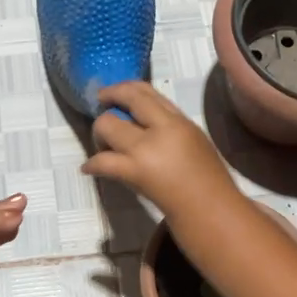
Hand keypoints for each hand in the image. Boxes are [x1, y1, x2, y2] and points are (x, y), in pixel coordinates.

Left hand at [80, 81, 244, 222]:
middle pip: (121, 105)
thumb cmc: (204, 173)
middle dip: (107, 111)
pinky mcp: (132, 173)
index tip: (108, 94)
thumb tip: (139, 111)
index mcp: (176, 120)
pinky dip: (92, 163)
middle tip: (106, 123)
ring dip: (99, 135)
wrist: (206, 207)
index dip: (121, 88)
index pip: (143, 92)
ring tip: (103, 147)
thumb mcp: (192, 135)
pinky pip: (102, 162)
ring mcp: (143, 152)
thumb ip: (167, 120)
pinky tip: (89, 167)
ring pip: (106, 127)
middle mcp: (159, 130)